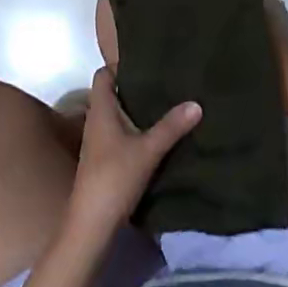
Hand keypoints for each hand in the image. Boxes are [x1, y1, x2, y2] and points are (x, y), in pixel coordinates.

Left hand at [68, 67, 200, 229]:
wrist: (91, 225)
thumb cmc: (114, 178)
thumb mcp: (148, 150)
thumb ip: (171, 126)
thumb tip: (196, 102)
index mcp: (100, 111)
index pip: (103, 75)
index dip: (119, 65)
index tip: (146, 61)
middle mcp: (96, 122)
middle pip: (112, 94)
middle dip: (135, 86)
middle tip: (164, 79)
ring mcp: (99, 143)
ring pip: (118, 116)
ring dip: (137, 110)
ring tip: (166, 101)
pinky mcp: (104, 161)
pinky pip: (121, 134)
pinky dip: (136, 129)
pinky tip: (157, 133)